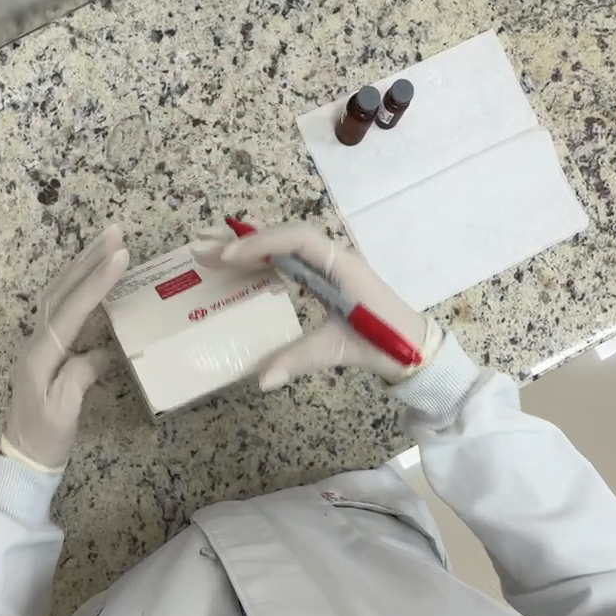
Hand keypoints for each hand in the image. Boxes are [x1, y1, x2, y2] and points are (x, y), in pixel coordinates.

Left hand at [0, 226, 129, 472]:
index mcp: (40, 354)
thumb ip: (81, 375)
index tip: (121, 256)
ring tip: (106, 243)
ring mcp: (37, 344)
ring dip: (81, 266)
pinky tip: (92, 278)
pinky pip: (61, 308)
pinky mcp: (45, 351)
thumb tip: (102, 351)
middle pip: (61, 290)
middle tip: (115, 231)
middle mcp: (35, 342)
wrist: (22, 459)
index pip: (72, 308)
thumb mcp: (65, 411)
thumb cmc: (45, 439)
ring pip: (58, 294)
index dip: (97, 281)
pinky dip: (77, 286)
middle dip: (88, 258)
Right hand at [193, 222, 435, 390]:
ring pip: (283, 244)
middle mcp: (334, 257)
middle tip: (200, 248)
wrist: (415, 349)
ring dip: (247, 246)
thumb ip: (298, 360)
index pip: (296, 239)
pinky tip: (239, 263)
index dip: (261, 243)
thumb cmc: (384, 344)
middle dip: (240, 241)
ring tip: (209, 251)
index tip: (229, 257)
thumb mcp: (337, 350)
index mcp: (341, 266)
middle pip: (282, 236)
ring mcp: (330, 265)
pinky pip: (290, 258)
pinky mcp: (327, 277)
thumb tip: (262, 380)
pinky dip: (262, 257)